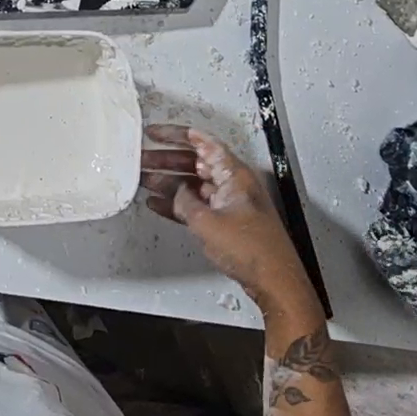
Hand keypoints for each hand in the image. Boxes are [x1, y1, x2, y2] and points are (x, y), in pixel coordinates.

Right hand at [141, 124, 318, 315]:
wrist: (274, 282)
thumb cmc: (251, 250)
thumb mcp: (206, 221)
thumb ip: (184, 201)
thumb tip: (174, 191)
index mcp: (234, 174)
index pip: (202, 142)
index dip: (176, 135)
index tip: (154, 133)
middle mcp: (233, 184)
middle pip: (195, 162)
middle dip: (166, 159)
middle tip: (142, 158)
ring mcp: (230, 203)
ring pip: (193, 183)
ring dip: (168, 181)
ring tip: (143, 180)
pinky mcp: (227, 221)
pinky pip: (196, 204)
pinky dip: (177, 203)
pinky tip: (158, 204)